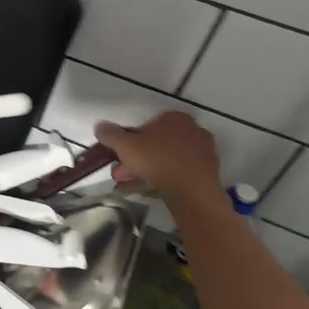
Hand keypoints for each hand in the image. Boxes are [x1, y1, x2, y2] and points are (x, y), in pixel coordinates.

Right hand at [94, 112, 221, 204]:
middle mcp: (192, 129)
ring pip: (167, 158)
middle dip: (137, 159)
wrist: (192, 190)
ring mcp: (203, 150)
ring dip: (149, 170)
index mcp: (174, 117)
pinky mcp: (209, 169)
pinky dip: (166, 178)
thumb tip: (99, 125)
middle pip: (157, 143)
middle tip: (122, 175)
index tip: (121, 157)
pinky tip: (153, 189)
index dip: (130, 142)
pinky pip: (180, 171)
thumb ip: (111, 134)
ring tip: (133, 185)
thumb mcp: (125, 146)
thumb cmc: (157, 161)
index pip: (146, 126)